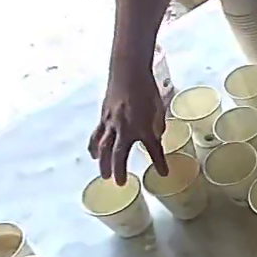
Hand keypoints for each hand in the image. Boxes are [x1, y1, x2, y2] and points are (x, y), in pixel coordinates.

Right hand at [87, 64, 168, 184]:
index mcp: (143, 125)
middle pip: (119, 153)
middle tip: (120, 183)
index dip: (159, 162)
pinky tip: (93, 154)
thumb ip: (157, 126)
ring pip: (103, 147)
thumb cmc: (147, 89)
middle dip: (119, 169)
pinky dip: (94, 146)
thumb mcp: (159, 109)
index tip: (164, 173)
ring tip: (104, 175)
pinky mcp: (103, 117)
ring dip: (103, 163)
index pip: (153, 149)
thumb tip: (155, 138)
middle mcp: (125, 127)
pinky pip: (97, 135)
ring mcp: (111, 123)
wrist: (128, 72)